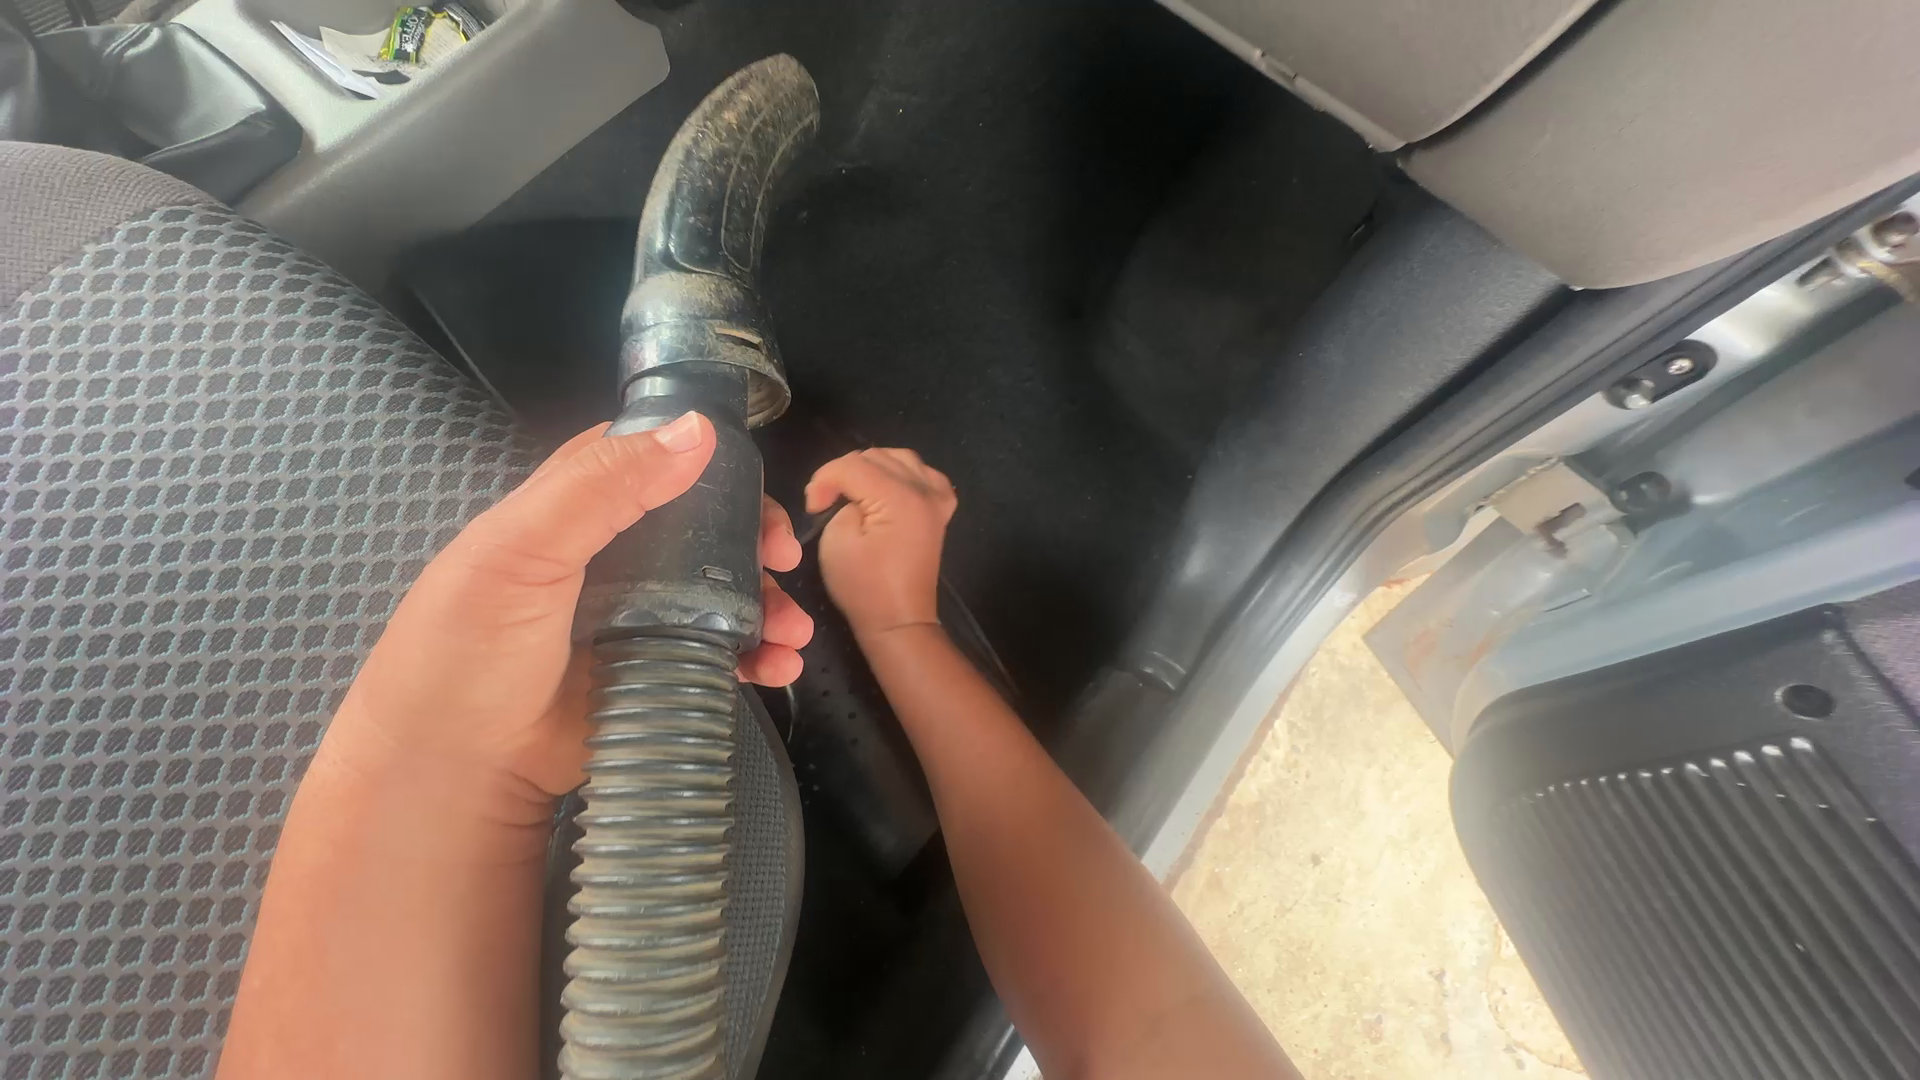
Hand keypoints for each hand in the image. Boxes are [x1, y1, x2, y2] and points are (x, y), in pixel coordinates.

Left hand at [330, 412, 813, 814]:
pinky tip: (780, 667)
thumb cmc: (473, 649)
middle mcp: (618, 556)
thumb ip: (602, 487)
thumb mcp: (524, 552)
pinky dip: (763, 655)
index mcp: (578, 512)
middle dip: (757, 538)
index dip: (710, 463)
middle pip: (707, 527)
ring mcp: (645, 615)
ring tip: (793, 632)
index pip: (653, 462)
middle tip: (786, 557)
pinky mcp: (663, 668)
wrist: (458, 771)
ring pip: (727, 591)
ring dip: (771, 604)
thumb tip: (699, 430)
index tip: (755, 485)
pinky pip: (728, 651)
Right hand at [805, 447, 956, 638]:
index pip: (852, 465)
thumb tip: (845, 491)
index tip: (813, 506)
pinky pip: (924, 474)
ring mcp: (937, 498)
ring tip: (855, 494)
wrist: (900, 619)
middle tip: (829, 503)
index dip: (824, 480)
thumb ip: (839, 503)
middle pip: (875, 455)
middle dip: (845, 473)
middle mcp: (924, 490)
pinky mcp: (941, 509)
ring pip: (900, 458)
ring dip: (873, 469)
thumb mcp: (836, 540)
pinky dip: (904, 475)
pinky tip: (890, 490)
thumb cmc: (864, 587)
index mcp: (899, 497)